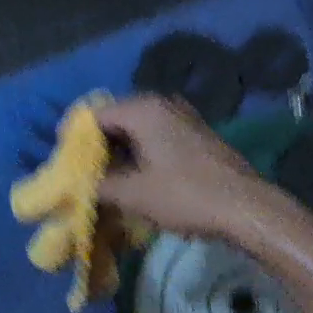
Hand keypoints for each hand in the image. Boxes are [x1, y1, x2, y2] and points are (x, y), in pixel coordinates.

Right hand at [94, 95, 294, 242]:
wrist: (246, 208)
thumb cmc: (186, 195)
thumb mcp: (134, 194)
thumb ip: (100, 186)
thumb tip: (80, 187)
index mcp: (144, 109)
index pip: (96, 114)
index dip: (76, 139)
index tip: (66, 164)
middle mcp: (163, 104)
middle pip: (117, 119)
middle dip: (99, 147)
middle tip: (84, 175)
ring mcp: (184, 118)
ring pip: (139, 130)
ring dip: (121, 153)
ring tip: (108, 182)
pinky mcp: (197, 135)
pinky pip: (158, 138)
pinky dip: (143, 154)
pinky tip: (138, 180)